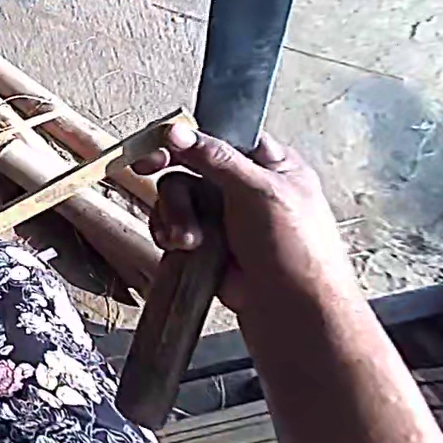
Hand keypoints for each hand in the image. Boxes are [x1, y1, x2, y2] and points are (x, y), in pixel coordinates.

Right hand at [131, 123, 352, 313]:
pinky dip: (168, 232)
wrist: (290, 311)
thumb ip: (215, 157)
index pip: (217, 137)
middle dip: (177, 185)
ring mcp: (221, 214)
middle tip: (146, 172)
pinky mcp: (204, 240)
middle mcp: (241, 185)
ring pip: (174, 195)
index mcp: (268, 164)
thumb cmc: (296, 251)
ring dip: (175, 215)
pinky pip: (170, 223)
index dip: (186, 139)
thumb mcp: (258, 191)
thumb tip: (178, 131)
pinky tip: (181, 246)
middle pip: (186, 165)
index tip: (161, 146)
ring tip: (189, 240)